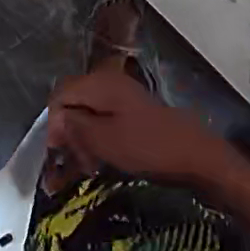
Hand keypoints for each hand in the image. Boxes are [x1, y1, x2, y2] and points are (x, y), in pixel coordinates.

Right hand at [45, 66, 237, 190]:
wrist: (195, 155)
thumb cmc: (149, 147)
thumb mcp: (106, 141)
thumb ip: (75, 128)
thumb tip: (54, 120)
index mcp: (99, 83)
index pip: (60, 95)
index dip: (54, 123)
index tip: (58, 153)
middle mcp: (108, 82)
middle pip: (72, 103)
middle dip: (68, 134)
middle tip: (75, 164)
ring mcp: (121, 96)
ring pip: (87, 114)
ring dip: (82, 140)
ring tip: (89, 167)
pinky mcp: (131, 111)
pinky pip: (103, 120)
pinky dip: (98, 139)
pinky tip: (102, 161)